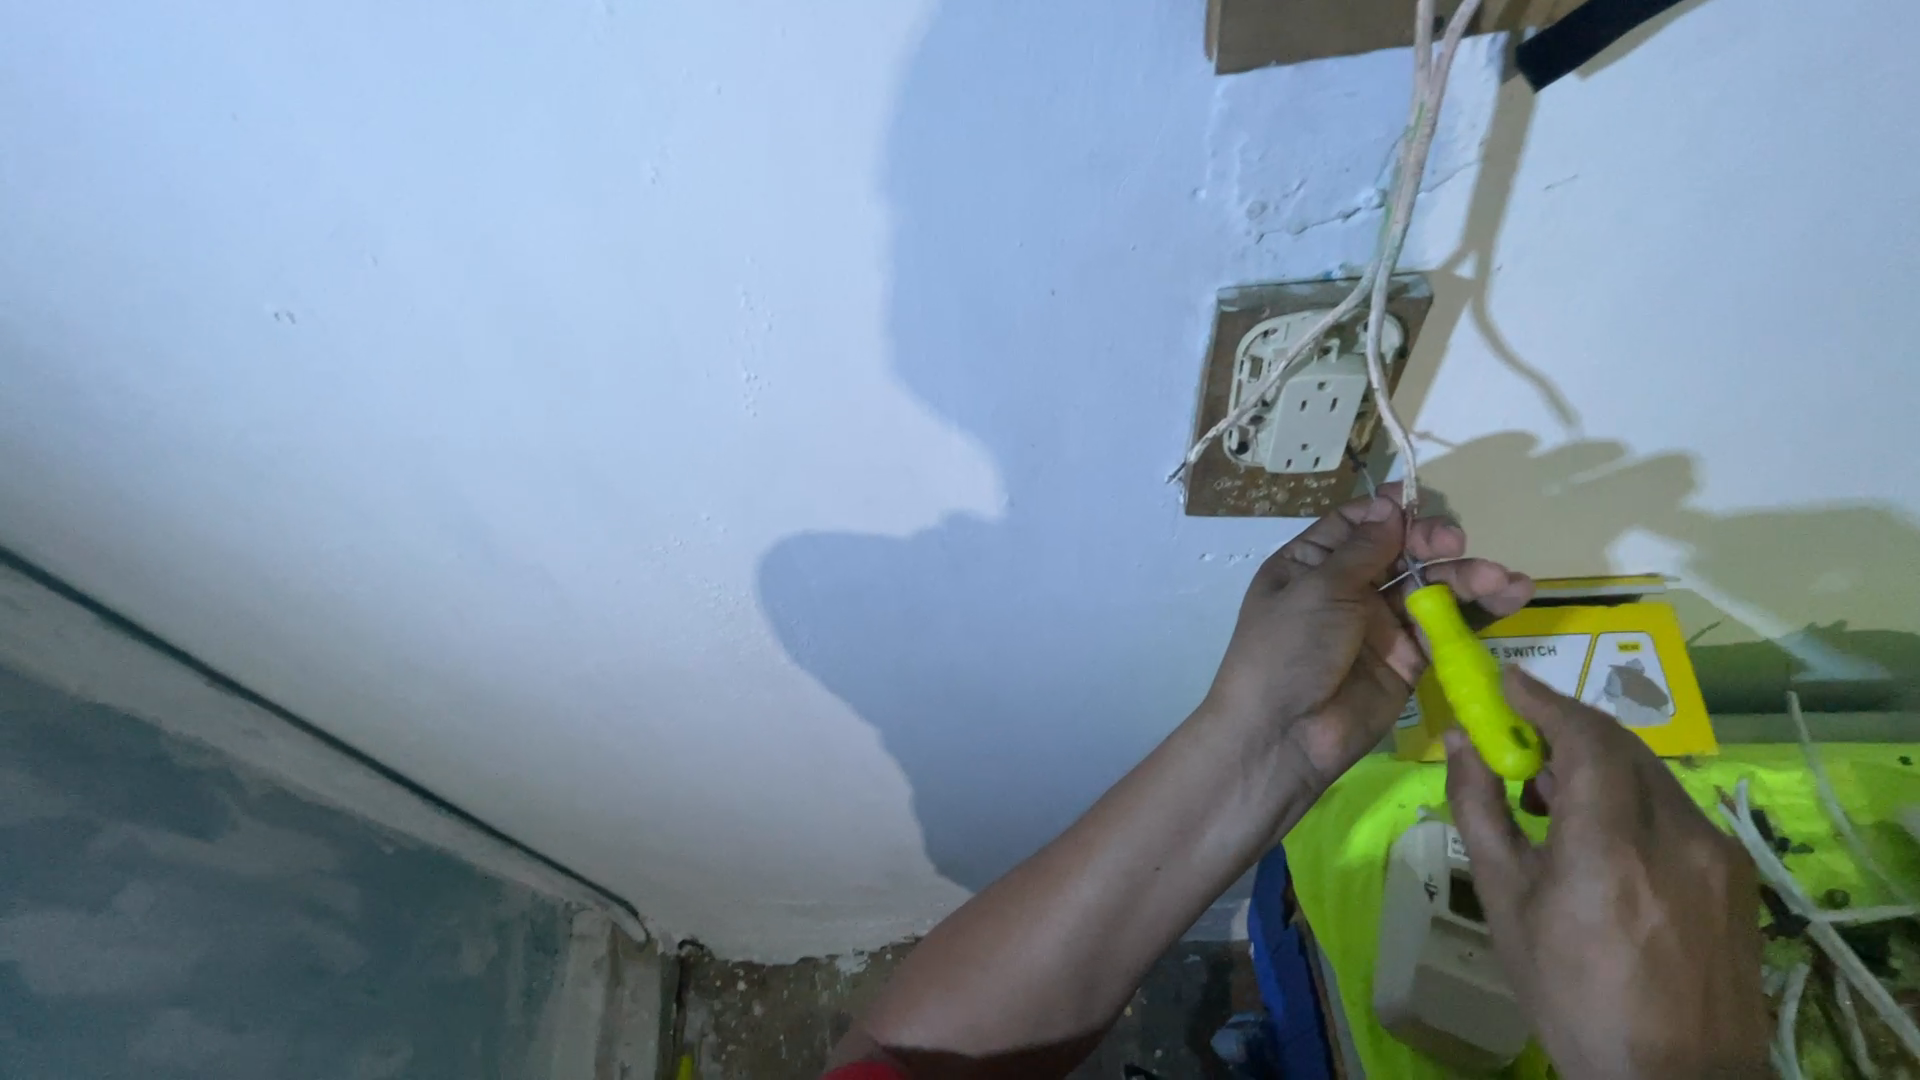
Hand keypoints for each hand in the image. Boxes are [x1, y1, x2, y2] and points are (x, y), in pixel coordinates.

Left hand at [1202, 489, 1532, 796]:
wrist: (1284, 730)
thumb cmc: (1288, 647)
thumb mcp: (1317, 589)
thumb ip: (1360, 551)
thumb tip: (1389, 507)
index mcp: (1309, 564)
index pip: (1354, 525)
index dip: (1388, 512)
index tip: (1421, 503)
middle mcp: (1343, 588)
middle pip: (1398, 553)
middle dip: (1431, 543)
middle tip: (1455, 543)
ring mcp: (1377, 624)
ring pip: (1429, 588)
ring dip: (1467, 577)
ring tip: (1501, 579)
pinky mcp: (1407, 658)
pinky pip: (1445, 628)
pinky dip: (1477, 613)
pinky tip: (1511, 595)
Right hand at [1445, 669, 1769, 1079]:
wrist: (1670, 1076)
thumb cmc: (1564, 983)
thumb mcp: (1501, 893)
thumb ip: (1478, 806)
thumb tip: (1458, 741)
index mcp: (1610, 844)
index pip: (1586, 738)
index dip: (1542, 699)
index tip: (1504, 681)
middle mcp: (1677, 836)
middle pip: (1620, 745)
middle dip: (1562, 725)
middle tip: (1514, 733)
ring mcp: (1716, 855)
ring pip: (1647, 772)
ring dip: (1592, 760)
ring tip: (1546, 792)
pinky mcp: (1734, 874)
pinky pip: (1670, 807)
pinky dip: (1623, 793)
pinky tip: (1593, 831)